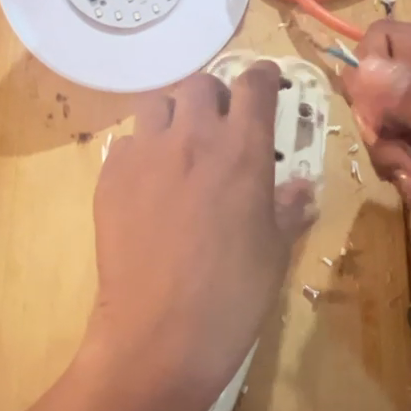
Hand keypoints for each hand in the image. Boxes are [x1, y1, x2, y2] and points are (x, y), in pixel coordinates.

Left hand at [77, 63, 316, 410]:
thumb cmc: (232, 295)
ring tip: (180, 148)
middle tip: (221, 125)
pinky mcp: (110, 176)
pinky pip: (126, 143)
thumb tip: (301, 188)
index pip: (254, 84)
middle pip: (200, 84)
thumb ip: (287, 208)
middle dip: (215, 96)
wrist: (159, 334)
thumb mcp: (275, 251)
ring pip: (157, 105)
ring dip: (174, 116)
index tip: (267, 82)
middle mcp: (192, 138)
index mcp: (242, 149)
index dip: (264, 76)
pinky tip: (148, 185)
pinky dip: (142, 152)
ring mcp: (145, 154)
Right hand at [342, 21, 410, 282]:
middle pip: (377, 77)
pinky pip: (392, 141)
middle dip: (377, 121)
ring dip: (387, 150)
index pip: (387, 38)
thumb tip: (364, 68)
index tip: (381, 121)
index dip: (370, 75)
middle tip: (402, 156)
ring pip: (380, 112)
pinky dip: (396, 167)